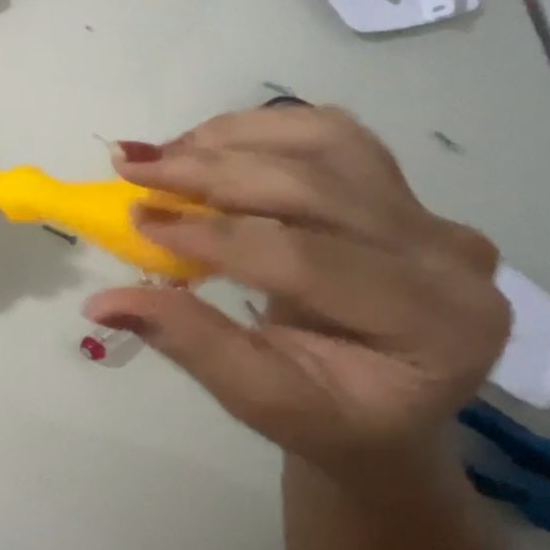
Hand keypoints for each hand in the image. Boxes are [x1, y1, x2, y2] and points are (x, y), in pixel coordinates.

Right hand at [86, 106, 508, 478]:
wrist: (388, 407)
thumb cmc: (328, 418)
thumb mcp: (260, 399)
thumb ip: (192, 342)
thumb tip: (102, 302)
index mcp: (434, 324)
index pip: (309, 258)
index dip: (216, 235)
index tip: (137, 222)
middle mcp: (448, 256)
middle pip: (315, 187)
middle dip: (210, 172)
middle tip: (130, 171)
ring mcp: (429, 214)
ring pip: (323, 142)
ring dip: (231, 140)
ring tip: (160, 156)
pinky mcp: (400, 190)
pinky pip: (327, 135)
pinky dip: (257, 131)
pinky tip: (204, 148)